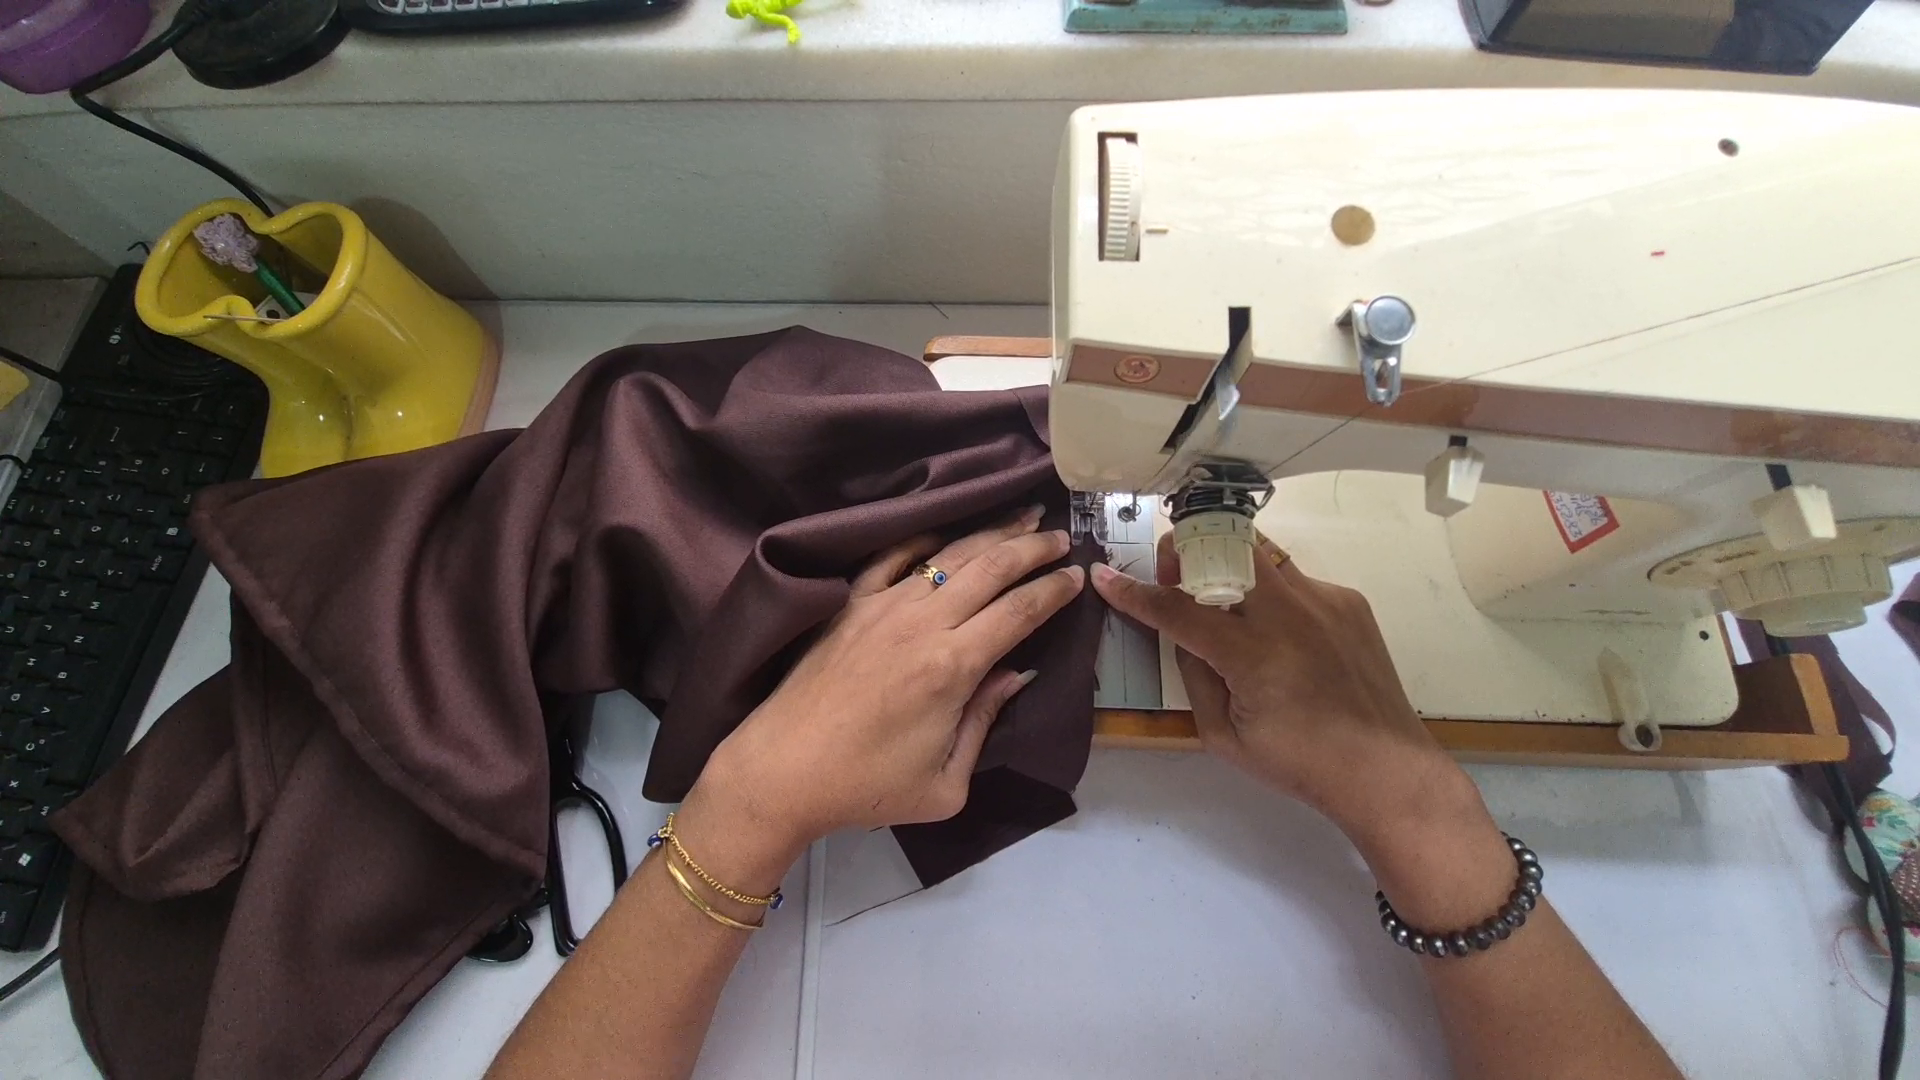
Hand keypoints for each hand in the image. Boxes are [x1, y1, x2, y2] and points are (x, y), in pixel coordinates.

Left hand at [678, 506, 1085, 887]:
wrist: (781, 771)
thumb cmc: (866, 787)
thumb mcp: (945, 784)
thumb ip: (985, 722)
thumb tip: (1016, 674)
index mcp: (952, 667)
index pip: (1019, 612)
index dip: (1053, 590)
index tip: (1076, 575)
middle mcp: (923, 623)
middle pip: (991, 568)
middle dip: (1033, 548)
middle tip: (1061, 537)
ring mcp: (882, 606)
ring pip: (949, 556)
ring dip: (990, 533)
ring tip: (1021, 518)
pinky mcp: (850, 604)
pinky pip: (892, 558)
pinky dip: (921, 540)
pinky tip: (943, 532)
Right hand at [1091, 533, 1479, 853]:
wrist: (1386, 769)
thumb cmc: (1298, 763)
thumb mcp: (1223, 735)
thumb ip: (1194, 675)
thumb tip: (1184, 634)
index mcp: (1251, 653)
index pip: (1176, 610)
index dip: (1134, 593)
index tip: (1104, 574)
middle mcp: (1288, 613)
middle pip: (1225, 549)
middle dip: (1189, 548)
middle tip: (1173, 567)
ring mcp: (1323, 600)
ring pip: (1261, 553)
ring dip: (1229, 561)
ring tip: (1219, 587)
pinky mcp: (1348, 601)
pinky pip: (1294, 580)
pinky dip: (1271, 592)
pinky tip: (1278, 630)